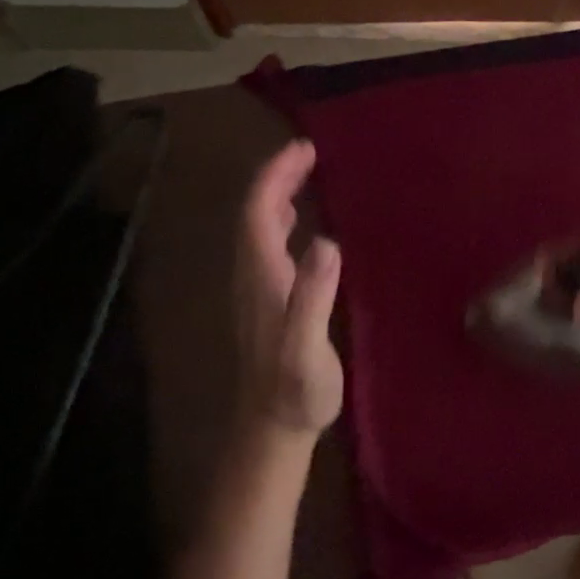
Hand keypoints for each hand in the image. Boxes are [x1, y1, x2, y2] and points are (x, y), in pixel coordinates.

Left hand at [234, 141, 342, 435]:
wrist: (272, 428)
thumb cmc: (297, 392)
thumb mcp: (308, 349)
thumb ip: (313, 298)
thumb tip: (325, 243)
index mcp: (264, 279)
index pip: (259, 213)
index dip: (276, 177)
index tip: (303, 149)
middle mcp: (254, 277)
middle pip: (255, 214)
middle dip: (276, 177)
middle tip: (309, 153)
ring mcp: (258, 290)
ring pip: (258, 229)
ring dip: (276, 196)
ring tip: (305, 175)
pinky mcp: (268, 303)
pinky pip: (268, 246)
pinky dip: (281, 221)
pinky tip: (301, 224)